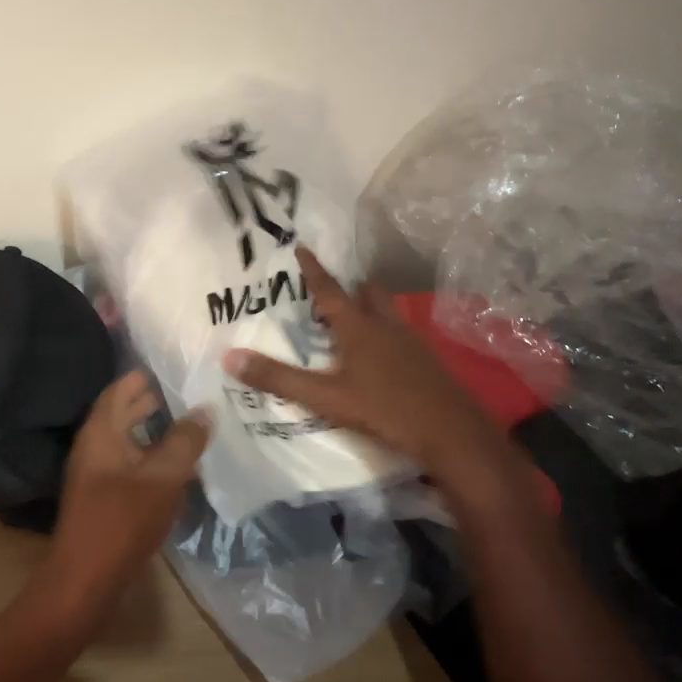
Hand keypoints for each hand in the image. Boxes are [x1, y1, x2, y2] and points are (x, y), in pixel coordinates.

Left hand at [48, 372, 210, 597]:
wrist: (87, 576)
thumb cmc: (123, 520)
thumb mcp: (163, 477)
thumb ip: (185, 441)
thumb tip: (205, 409)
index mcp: (100, 432)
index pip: (121, 388)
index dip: (148, 374)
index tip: (181, 362)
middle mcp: (93, 445)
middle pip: (123, 412)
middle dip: (156, 399)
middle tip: (195, 389)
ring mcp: (96, 471)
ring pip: (128, 439)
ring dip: (156, 429)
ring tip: (195, 421)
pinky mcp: (104, 495)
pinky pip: (130, 463)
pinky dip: (152, 455)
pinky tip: (179, 462)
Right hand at [222, 247, 508, 479]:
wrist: (451, 434)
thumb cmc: (385, 409)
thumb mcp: (324, 397)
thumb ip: (278, 378)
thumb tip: (230, 358)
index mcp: (359, 329)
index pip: (331, 291)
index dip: (314, 270)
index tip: (302, 247)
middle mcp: (387, 328)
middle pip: (370, 294)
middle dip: (351, 285)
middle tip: (332, 286)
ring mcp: (411, 344)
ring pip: (388, 313)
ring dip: (370, 308)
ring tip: (351, 316)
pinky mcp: (425, 364)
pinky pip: (399, 335)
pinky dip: (383, 333)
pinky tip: (377, 354)